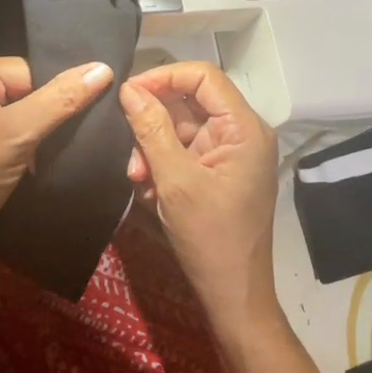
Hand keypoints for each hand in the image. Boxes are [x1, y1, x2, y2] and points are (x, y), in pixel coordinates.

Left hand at [0, 57, 113, 269]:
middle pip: (32, 88)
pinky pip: (22, 132)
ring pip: (31, 112)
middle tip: (96, 121)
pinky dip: (41, 143)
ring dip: (52, 129)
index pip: (30, 69)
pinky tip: (62, 152)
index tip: (95, 104)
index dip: (58, 89)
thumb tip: (104, 68)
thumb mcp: (17, 135)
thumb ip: (60, 100)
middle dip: (57, 109)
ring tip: (84, 138)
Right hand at [120, 61, 280, 322]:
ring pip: (180, 129)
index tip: (127, 93)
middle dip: (153, 124)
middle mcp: (241, 133)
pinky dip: (162, 165)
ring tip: (137, 179)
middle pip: (189, 103)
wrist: (233, 295)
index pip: (203, 77)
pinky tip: (149, 190)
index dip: (163, 77)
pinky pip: (184, 152)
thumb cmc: (210, 238)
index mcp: (244, 128)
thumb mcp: (175, 182)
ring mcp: (230, 154)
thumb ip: (151, 130)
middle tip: (128, 152)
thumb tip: (128, 89)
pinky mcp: (218, 172)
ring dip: (153, 149)